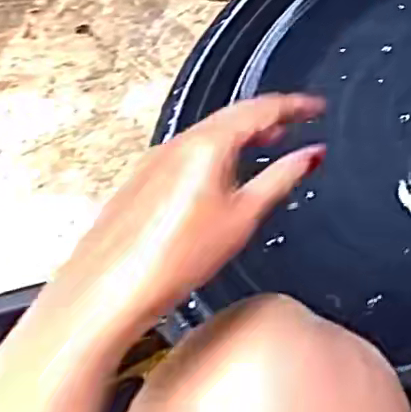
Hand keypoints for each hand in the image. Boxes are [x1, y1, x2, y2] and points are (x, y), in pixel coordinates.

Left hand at [34, 93, 326, 345]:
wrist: (94, 306)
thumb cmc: (166, 265)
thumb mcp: (245, 217)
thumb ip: (283, 176)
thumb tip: (311, 154)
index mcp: (207, 144)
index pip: (264, 108)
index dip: (297, 105)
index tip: (316, 106)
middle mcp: (176, 145)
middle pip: (235, 113)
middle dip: (271, 114)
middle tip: (298, 119)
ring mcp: (151, 163)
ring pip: (210, 131)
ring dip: (244, 130)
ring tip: (269, 141)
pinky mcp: (137, 183)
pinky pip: (187, 149)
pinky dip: (217, 147)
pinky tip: (224, 171)